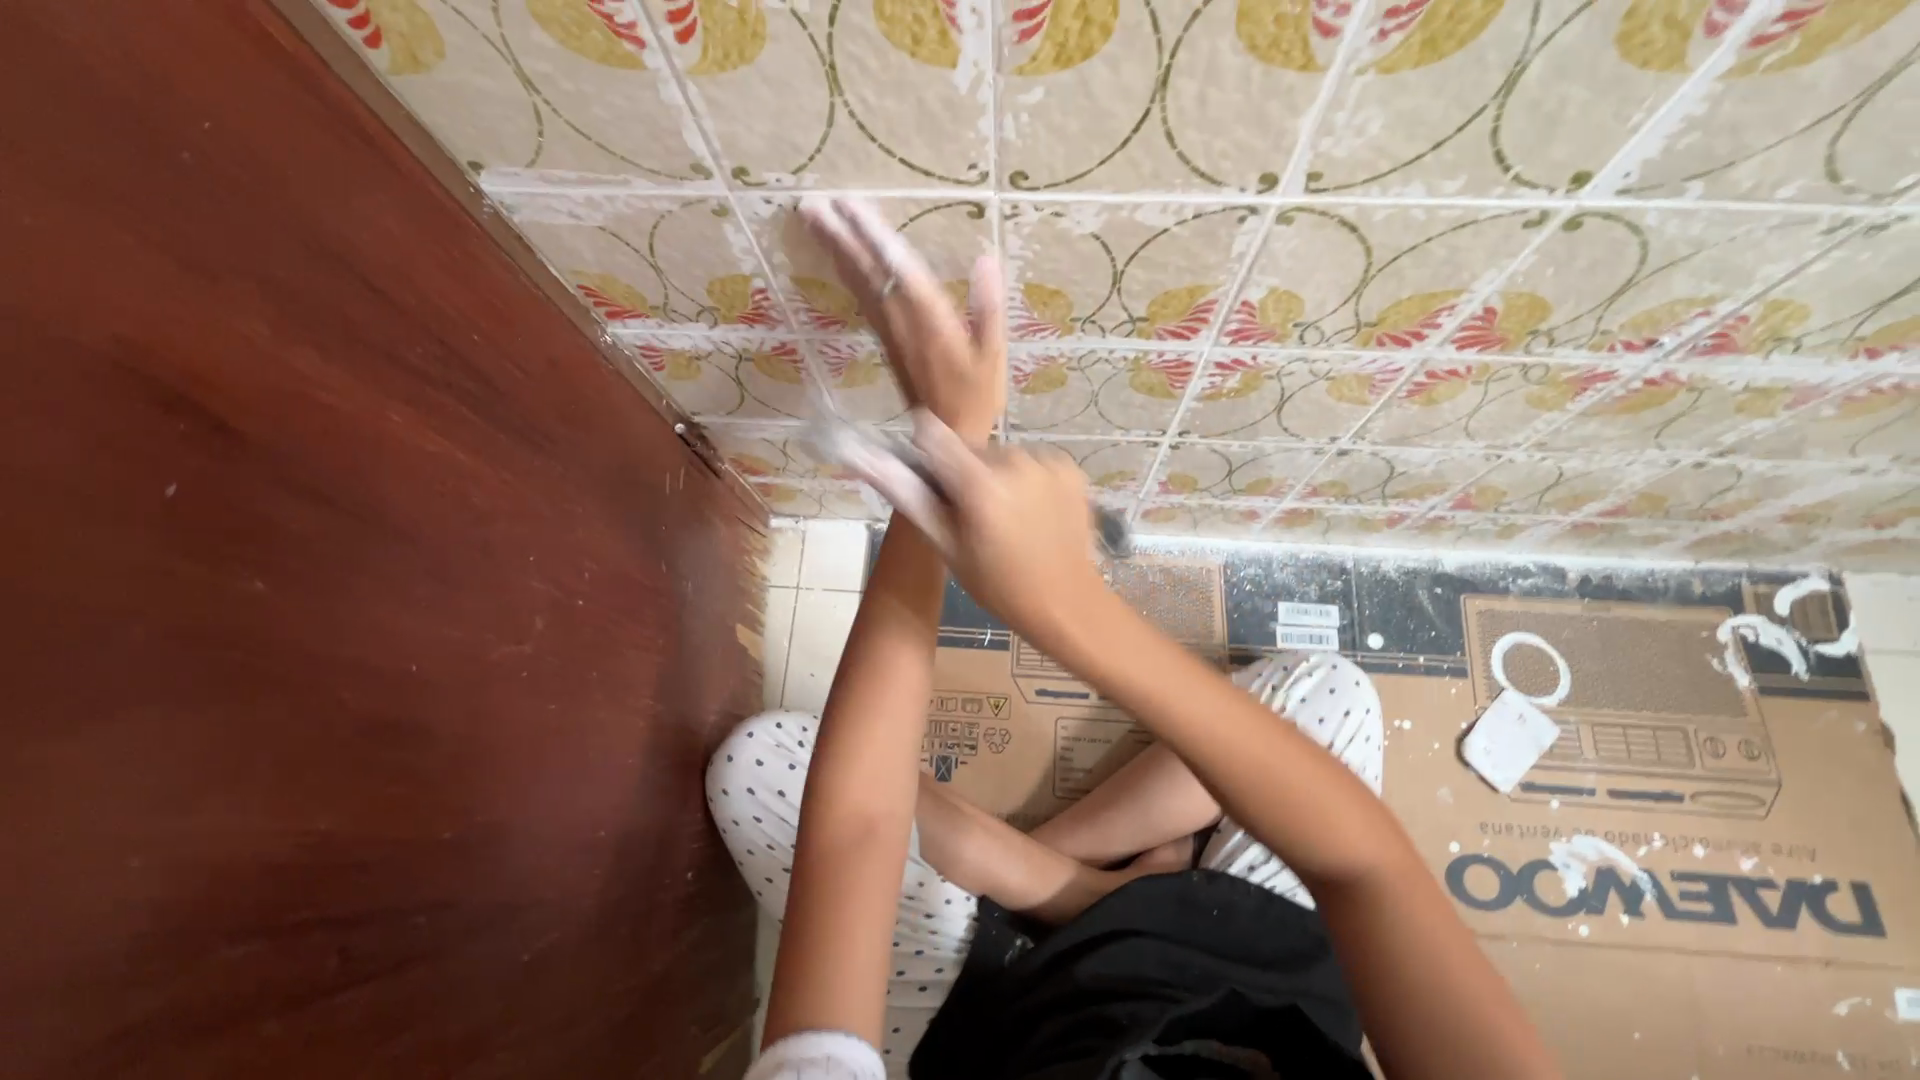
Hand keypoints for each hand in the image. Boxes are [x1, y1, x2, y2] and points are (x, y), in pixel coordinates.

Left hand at [798, 197, 1004, 444]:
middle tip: (809, 204)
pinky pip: (862, 297)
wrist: (947, 436)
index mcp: (930, 320)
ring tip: (811, 219)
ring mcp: (889, 331)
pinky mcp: (885, 340)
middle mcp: (902, 321)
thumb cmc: (977, 396)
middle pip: (866, 271)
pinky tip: (836, 256)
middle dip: (839, 236)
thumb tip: (986, 258)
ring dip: (835, 250)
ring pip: (858, 282)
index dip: (873, 235)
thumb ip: (988, 306)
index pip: (897, 268)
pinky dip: (846, 272)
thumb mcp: (993, 354)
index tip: (849, 204)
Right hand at [908, 412, 1108, 642]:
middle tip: (973, 518)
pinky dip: (1028, 481)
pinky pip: (1033, 463)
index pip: (932, 432)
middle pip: (970, 450)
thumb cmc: (997, 584)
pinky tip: (1034, 514)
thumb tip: (865, 459)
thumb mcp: (946, 546)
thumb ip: (908, 496)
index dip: (925, 452)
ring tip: (1007, 520)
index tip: (932, 480)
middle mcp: (1014, 459)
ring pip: (1002, 456)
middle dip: (965, 475)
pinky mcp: (1069, 468)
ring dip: (997, 478)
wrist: (1066, 603)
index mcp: (978, 481)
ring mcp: (1046, 462)